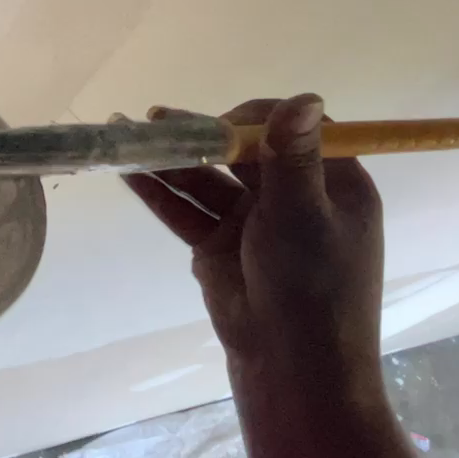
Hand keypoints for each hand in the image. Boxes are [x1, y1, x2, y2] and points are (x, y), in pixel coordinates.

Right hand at [123, 95, 384, 390]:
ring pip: (203, 179)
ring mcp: (249, 221)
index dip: (256, 119)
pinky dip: (156, 191)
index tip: (222, 124)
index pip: (295, 131)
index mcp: (331, 185)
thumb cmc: (312, 286)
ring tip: (127, 135)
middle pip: (239, 153)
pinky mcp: (215, 244)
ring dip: (168, 159)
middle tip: (156, 120)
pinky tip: (128, 172)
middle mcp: (289, 197)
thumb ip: (291, 158)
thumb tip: (303, 95)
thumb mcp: (303, 217)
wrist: (289, 362)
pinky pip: (184, 208)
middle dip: (198, 134)